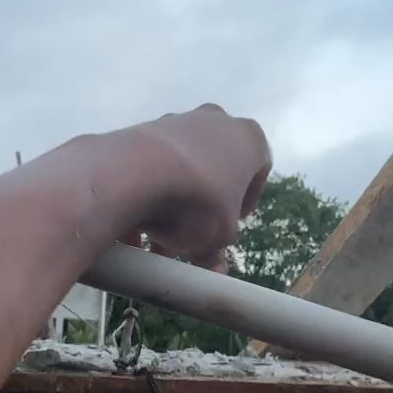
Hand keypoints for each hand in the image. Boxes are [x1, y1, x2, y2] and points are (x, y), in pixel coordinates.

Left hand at [95, 104, 270, 270]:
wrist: (134, 173)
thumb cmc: (197, 201)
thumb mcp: (216, 238)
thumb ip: (217, 253)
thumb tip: (213, 270)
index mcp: (248, 139)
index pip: (258, 169)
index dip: (246, 200)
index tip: (234, 221)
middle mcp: (215, 122)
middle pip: (215, 169)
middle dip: (205, 204)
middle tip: (196, 233)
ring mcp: (176, 122)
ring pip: (180, 170)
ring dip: (172, 205)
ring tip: (158, 243)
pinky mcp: (141, 130)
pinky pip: (150, 168)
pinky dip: (146, 195)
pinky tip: (134, 230)